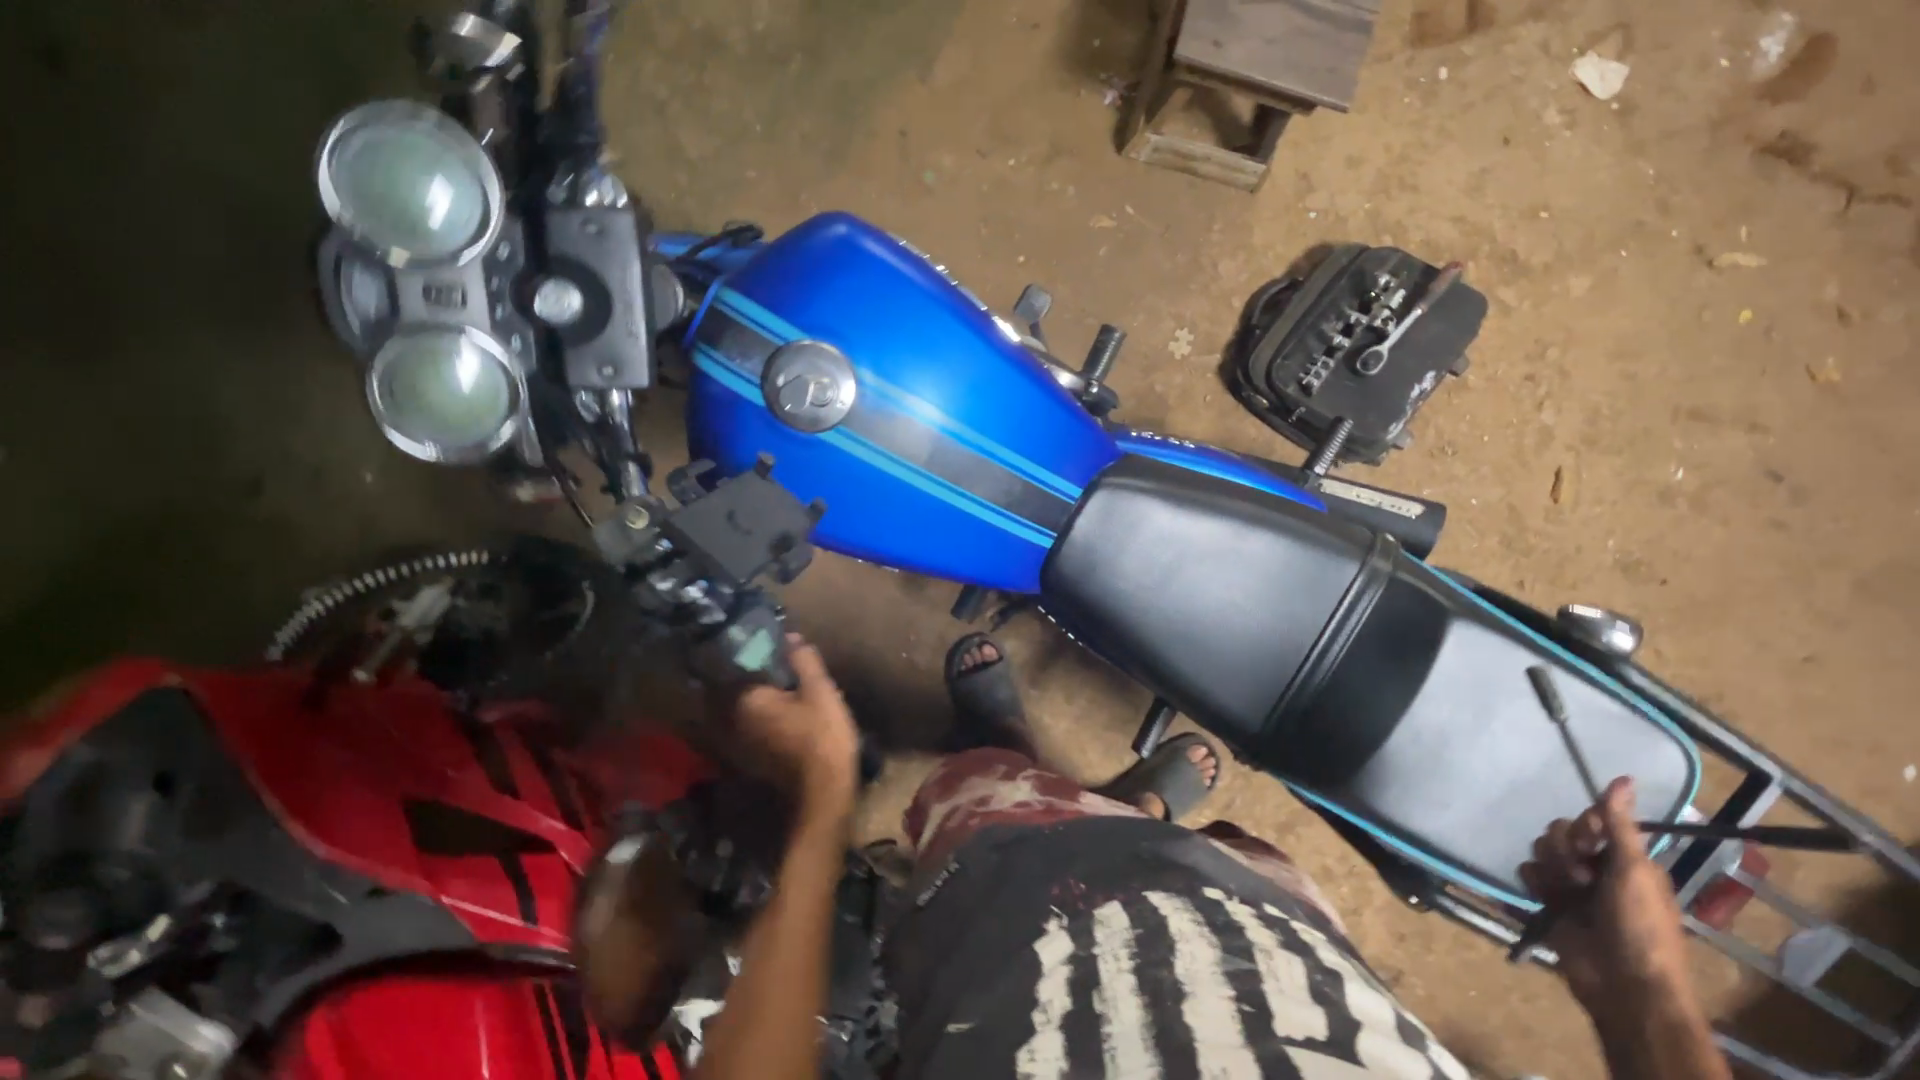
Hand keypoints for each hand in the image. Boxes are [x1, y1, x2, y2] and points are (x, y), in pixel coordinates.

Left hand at [711, 635, 859, 815]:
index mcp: (744, 699)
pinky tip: (775, 711)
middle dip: (745, 674)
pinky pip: (744, 726)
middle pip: (731, 687)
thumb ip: (803, 661)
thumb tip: (790, 637)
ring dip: (748, 696)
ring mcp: (737, 742)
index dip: (747, 651)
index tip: (762, 642)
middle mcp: (731, 719)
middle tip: (768, 661)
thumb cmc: (822, 736)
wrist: (823, 792)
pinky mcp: (747, 757)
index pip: (734, 665)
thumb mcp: (820, 691)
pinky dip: (754, 716)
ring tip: (772, 683)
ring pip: (736, 709)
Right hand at [1518, 777, 1693, 1009]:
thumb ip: (1620, 825)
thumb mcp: (1634, 871)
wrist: (1624, 983)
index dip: (1584, 827)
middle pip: (1561, 833)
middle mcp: (1598, 868)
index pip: (1591, 820)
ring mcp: (1572, 887)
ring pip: (1542, 852)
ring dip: (1551, 868)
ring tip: (1566, 893)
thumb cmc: (1639, 926)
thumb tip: (1624, 777)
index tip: (1590, 843)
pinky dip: (1534, 883)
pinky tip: (1545, 898)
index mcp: (1625, 859)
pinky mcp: (1549, 904)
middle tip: (1581, 877)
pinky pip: (1529, 875)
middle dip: (1564, 850)